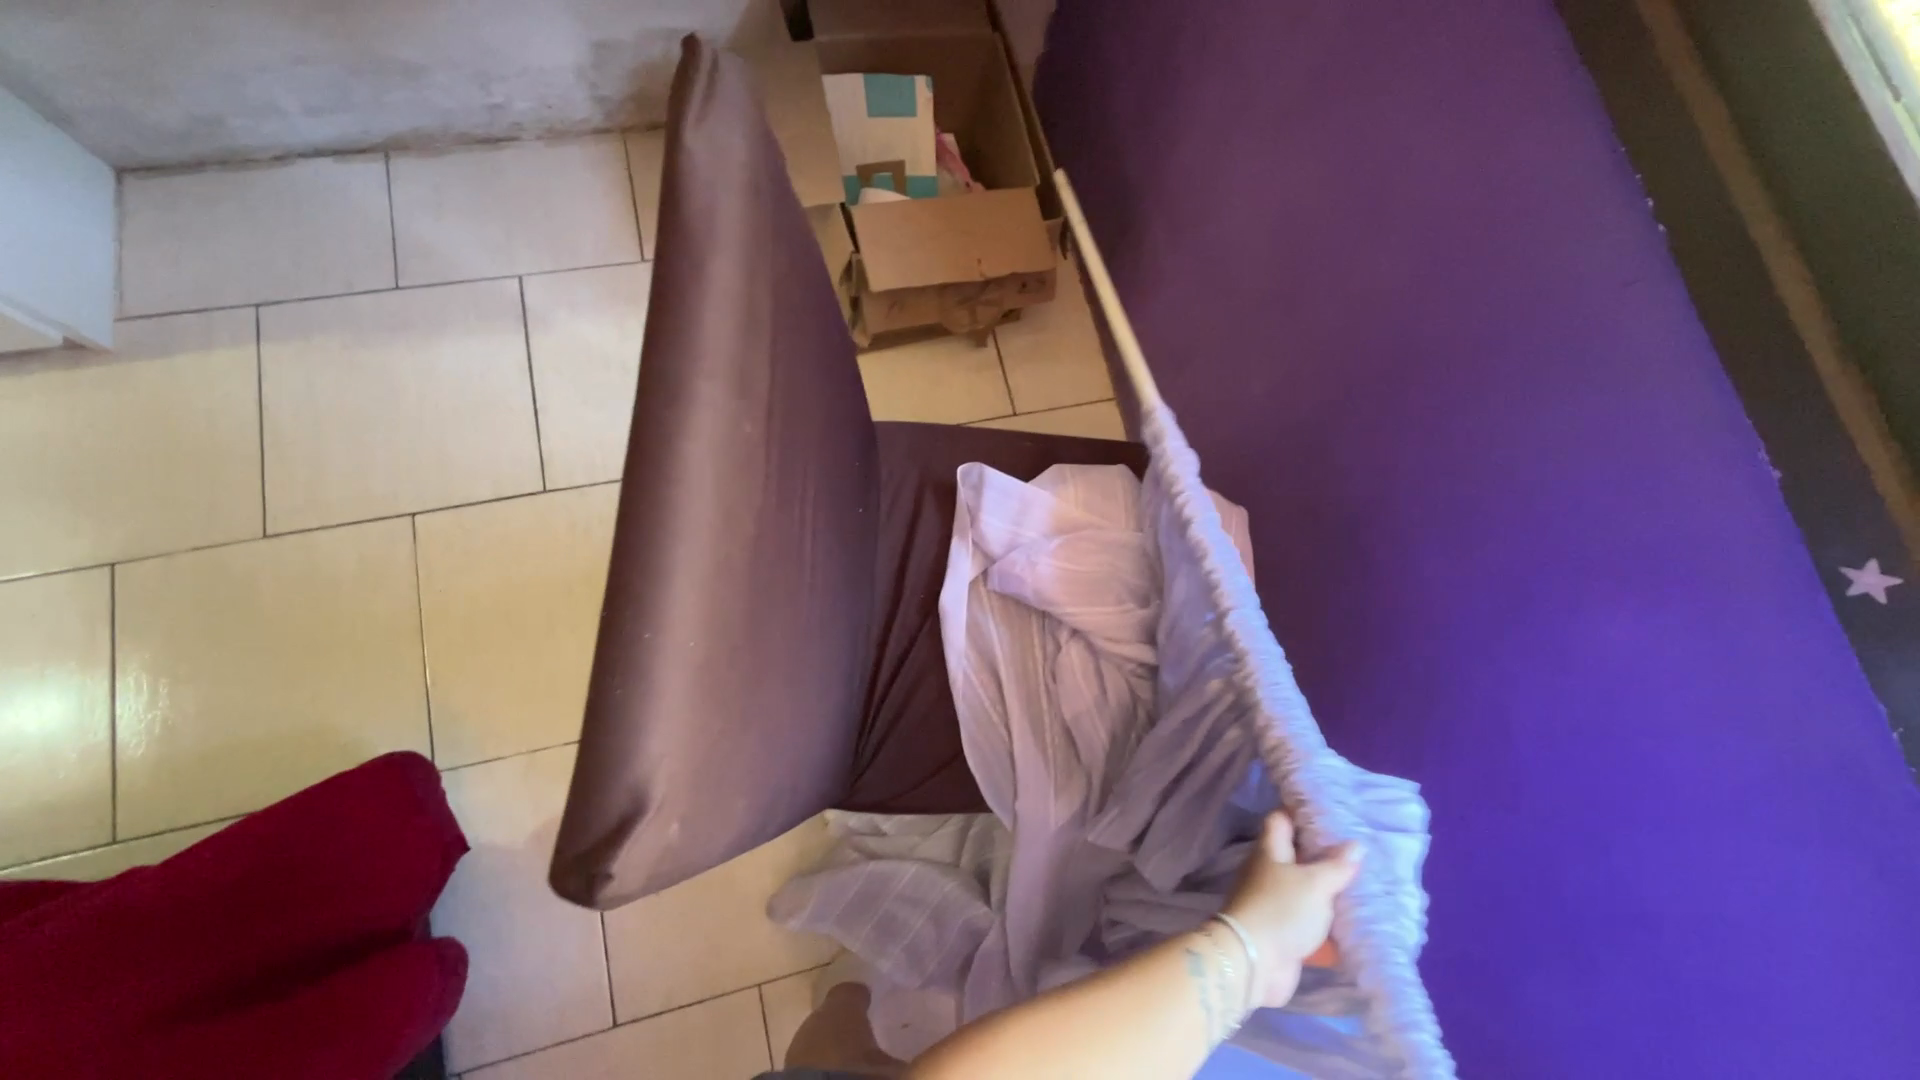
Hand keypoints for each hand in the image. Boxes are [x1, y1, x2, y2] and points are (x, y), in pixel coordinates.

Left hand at [1221, 812, 1362, 1007]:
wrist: (1254, 962)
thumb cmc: (1281, 910)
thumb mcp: (1314, 883)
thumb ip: (1335, 866)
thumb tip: (1355, 844)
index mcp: (1270, 851)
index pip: (1281, 819)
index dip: (1301, 812)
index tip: (1331, 813)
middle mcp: (1268, 872)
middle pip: (1296, 855)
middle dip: (1324, 855)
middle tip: (1359, 853)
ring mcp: (1274, 902)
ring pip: (1305, 889)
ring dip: (1329, 891)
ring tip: (1364, 886)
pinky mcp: (1283, 931)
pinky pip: (1309, 921)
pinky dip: (1328, 924)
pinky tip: (1354, 924)